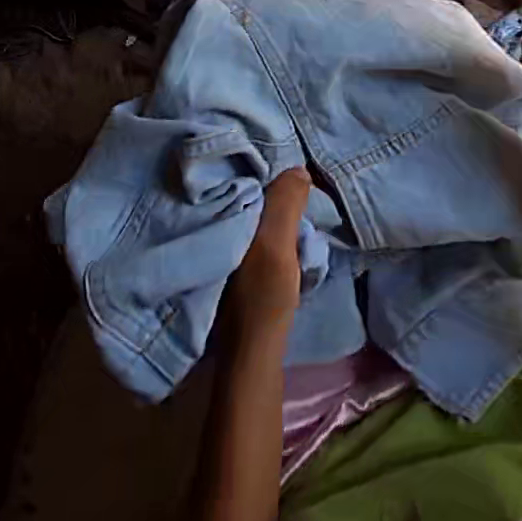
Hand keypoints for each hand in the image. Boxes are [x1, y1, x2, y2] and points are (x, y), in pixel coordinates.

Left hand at [221, 168, 311, 335]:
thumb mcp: (276, 244)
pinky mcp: (237, 264)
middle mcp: (215, 226)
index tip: (298, 168)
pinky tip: (291, 233)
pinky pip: (259, 232)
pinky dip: (275, 229)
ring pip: (257, 213)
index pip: (242, 175)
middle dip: (276, 189)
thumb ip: (285, 204)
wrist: (254, 353)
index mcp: (218, 216)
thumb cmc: (263, 295)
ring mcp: (226, 247)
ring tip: (303, 208)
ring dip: (278, 211)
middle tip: (306, 190)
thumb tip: (298, 168)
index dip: (269, 167)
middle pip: (251, 193)